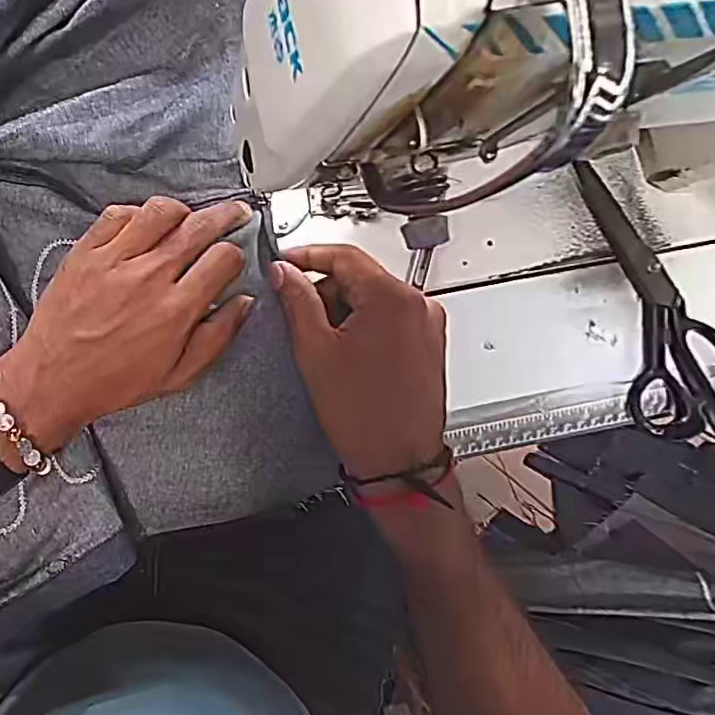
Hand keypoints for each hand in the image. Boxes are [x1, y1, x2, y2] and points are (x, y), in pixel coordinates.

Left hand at [0, 197, 256, 461]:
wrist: (52, 380)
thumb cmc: (111, 382)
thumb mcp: (177, 376)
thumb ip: (217, 337)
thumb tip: (242, 304)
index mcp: (175, 310)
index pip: (223, 258)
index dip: (237, 253)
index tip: (234, 256)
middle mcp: (147, 278)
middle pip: (199, 226)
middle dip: (226, 216)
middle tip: (234, 214)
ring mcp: (114, 261)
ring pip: (160, 211)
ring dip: (183, 210)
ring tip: (187, 218)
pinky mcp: (85, 252)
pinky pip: (117, 214)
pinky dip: (136, 213)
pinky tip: (142, 225)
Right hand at [271, 244, 447, 482]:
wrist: (398, 459)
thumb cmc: (365, 416)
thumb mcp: (315, 350)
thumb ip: (298, 301)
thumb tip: (286, 273)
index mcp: (392, 299)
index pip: (344, 255)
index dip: (307, 255)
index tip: (286, 263)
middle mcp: (418, 304)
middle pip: (359, 275)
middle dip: (325, 291)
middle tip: (298, 315)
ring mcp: (427, 323)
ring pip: (372, 296)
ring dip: (343, 310)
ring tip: (325, 348)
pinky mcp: (428, 340)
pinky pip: (388, 316)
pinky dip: (362, 324)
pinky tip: (346, 354)